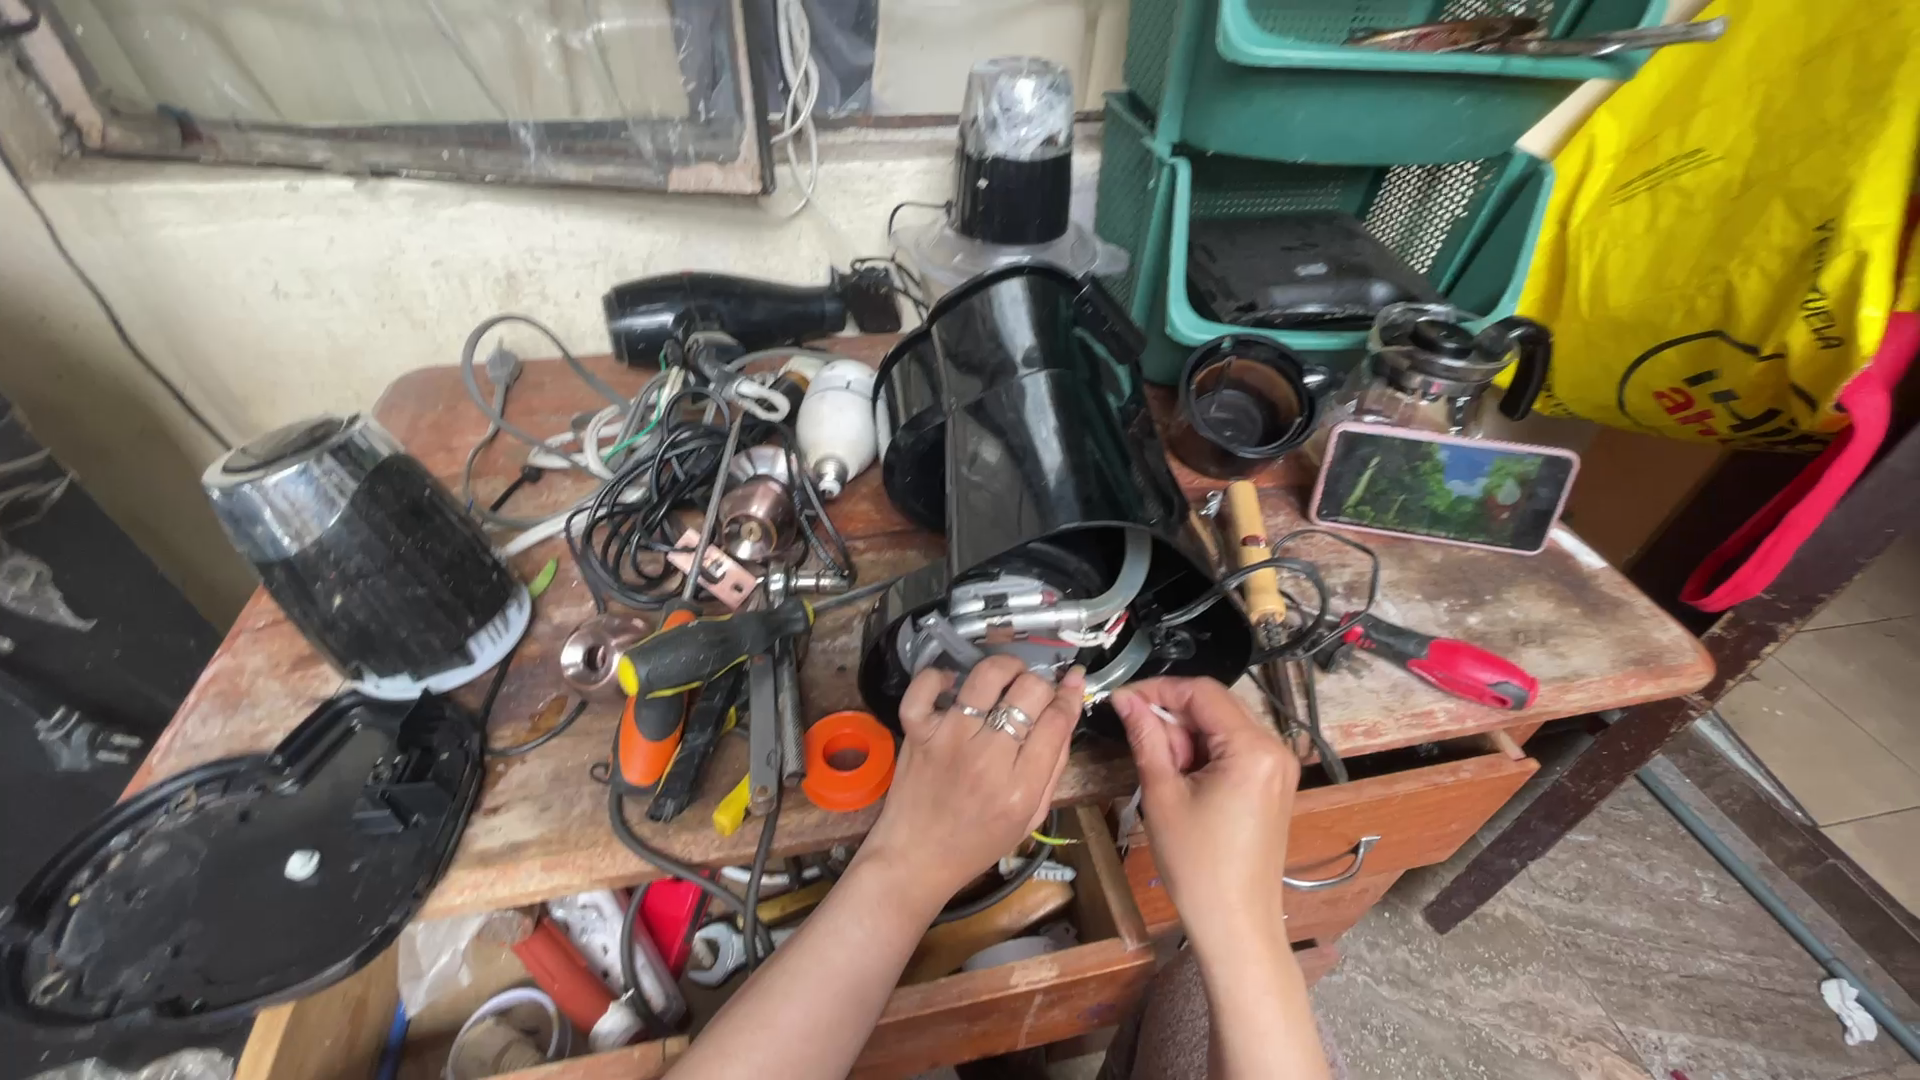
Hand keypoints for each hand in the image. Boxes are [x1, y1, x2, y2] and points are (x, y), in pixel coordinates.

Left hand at [855, 657, 1084, 910]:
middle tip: (1034, 692)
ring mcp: (948, 740)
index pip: (1057, 720)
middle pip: (1028, 691)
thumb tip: (1069, 706)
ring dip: (1004, 667)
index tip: (1070, 681)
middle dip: (1040, 683)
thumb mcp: (1032, 816)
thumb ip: (1054, 763)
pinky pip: (926, 686)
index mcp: (1021, 787)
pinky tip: (955, 685)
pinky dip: (940, 676)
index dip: (1069, 693)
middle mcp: (986, 758)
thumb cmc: (978, 842)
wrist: (916, 858)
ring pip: (985, 677)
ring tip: (1007, 677)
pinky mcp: (917, 732)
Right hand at [1110, 677, 1300, 954]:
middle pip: (1215, 704)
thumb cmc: (1197, 864)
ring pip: (1222, 724)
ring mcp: (1278, 767)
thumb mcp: (1162, 794)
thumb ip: (1146, 737)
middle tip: (1135, 730)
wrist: (1235, 925)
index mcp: (1253, 749)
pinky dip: (1203, 750)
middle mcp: (1275, 749)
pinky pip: (1233, 747)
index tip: (1122, 699)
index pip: (1202, 692)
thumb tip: (1125, 699)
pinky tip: (1180, 773)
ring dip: (1185, 732)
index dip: (1157, 689)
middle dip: (1171, 711)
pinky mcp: (1272, 784)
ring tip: (1158, 762)